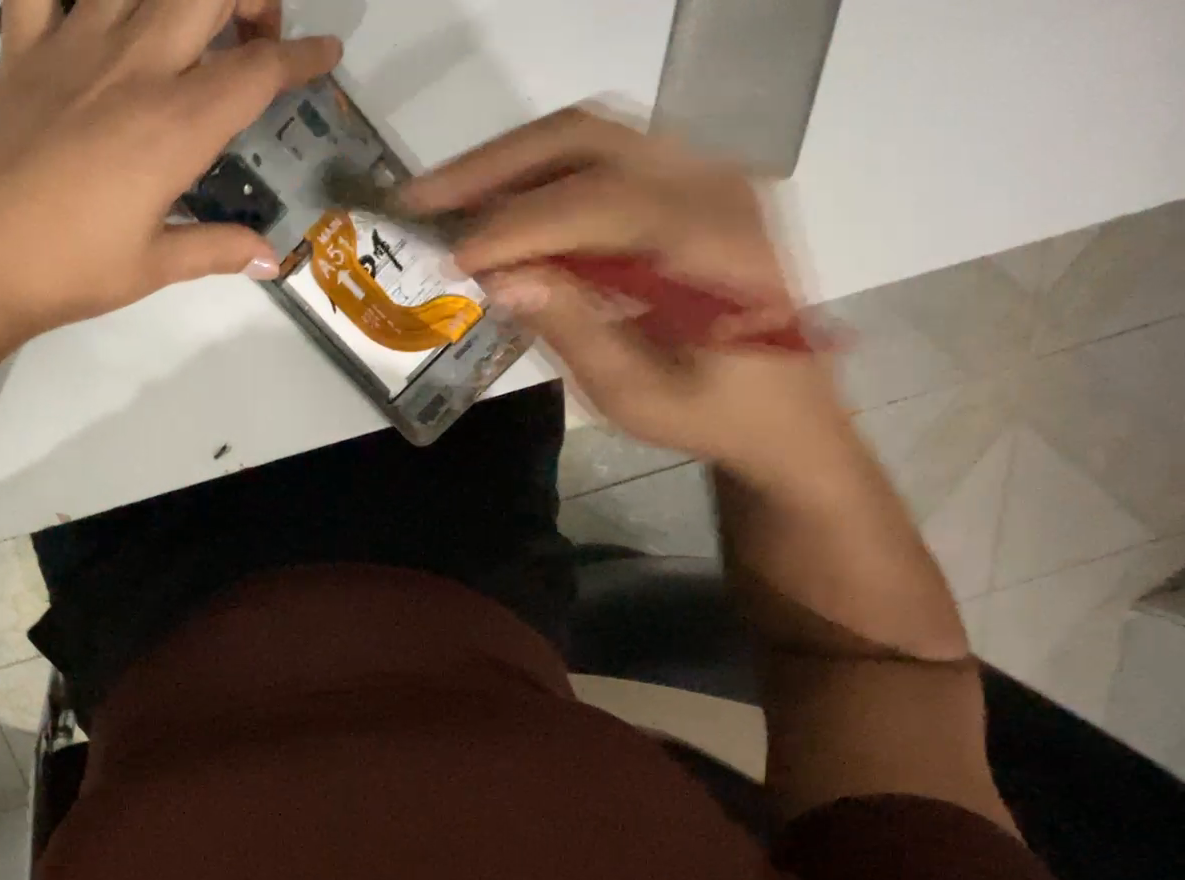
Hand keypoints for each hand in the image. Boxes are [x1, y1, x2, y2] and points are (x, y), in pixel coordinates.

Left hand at [0, 0, 340, 350]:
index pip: (258, 70)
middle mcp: (133, 66)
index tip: (325, 56)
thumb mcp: (153, 267)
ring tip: (187, 20)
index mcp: (175, 125)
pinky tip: (91, 12)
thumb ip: (217, 250)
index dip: (302, 57)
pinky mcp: (20, 49)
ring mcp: (72, 46)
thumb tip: (272, 259)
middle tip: (254, 35)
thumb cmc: (66, 271)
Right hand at [400, 107, 851, 484]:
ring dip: (507, 164)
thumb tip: (500, 278)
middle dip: (492, 168)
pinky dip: (537, 175)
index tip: (450, 260)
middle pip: (585, 139)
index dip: (512, 226)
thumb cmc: (712, 415)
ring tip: (443, 200)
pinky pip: (602, 156)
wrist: (787, 411)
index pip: (594, 204)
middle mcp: (713, 184)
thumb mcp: (635, 394)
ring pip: (588, 136)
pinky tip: (495, 208)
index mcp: (711, 243)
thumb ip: (572, 329)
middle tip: (419, 200)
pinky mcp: (689, 184)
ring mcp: (705, 174)